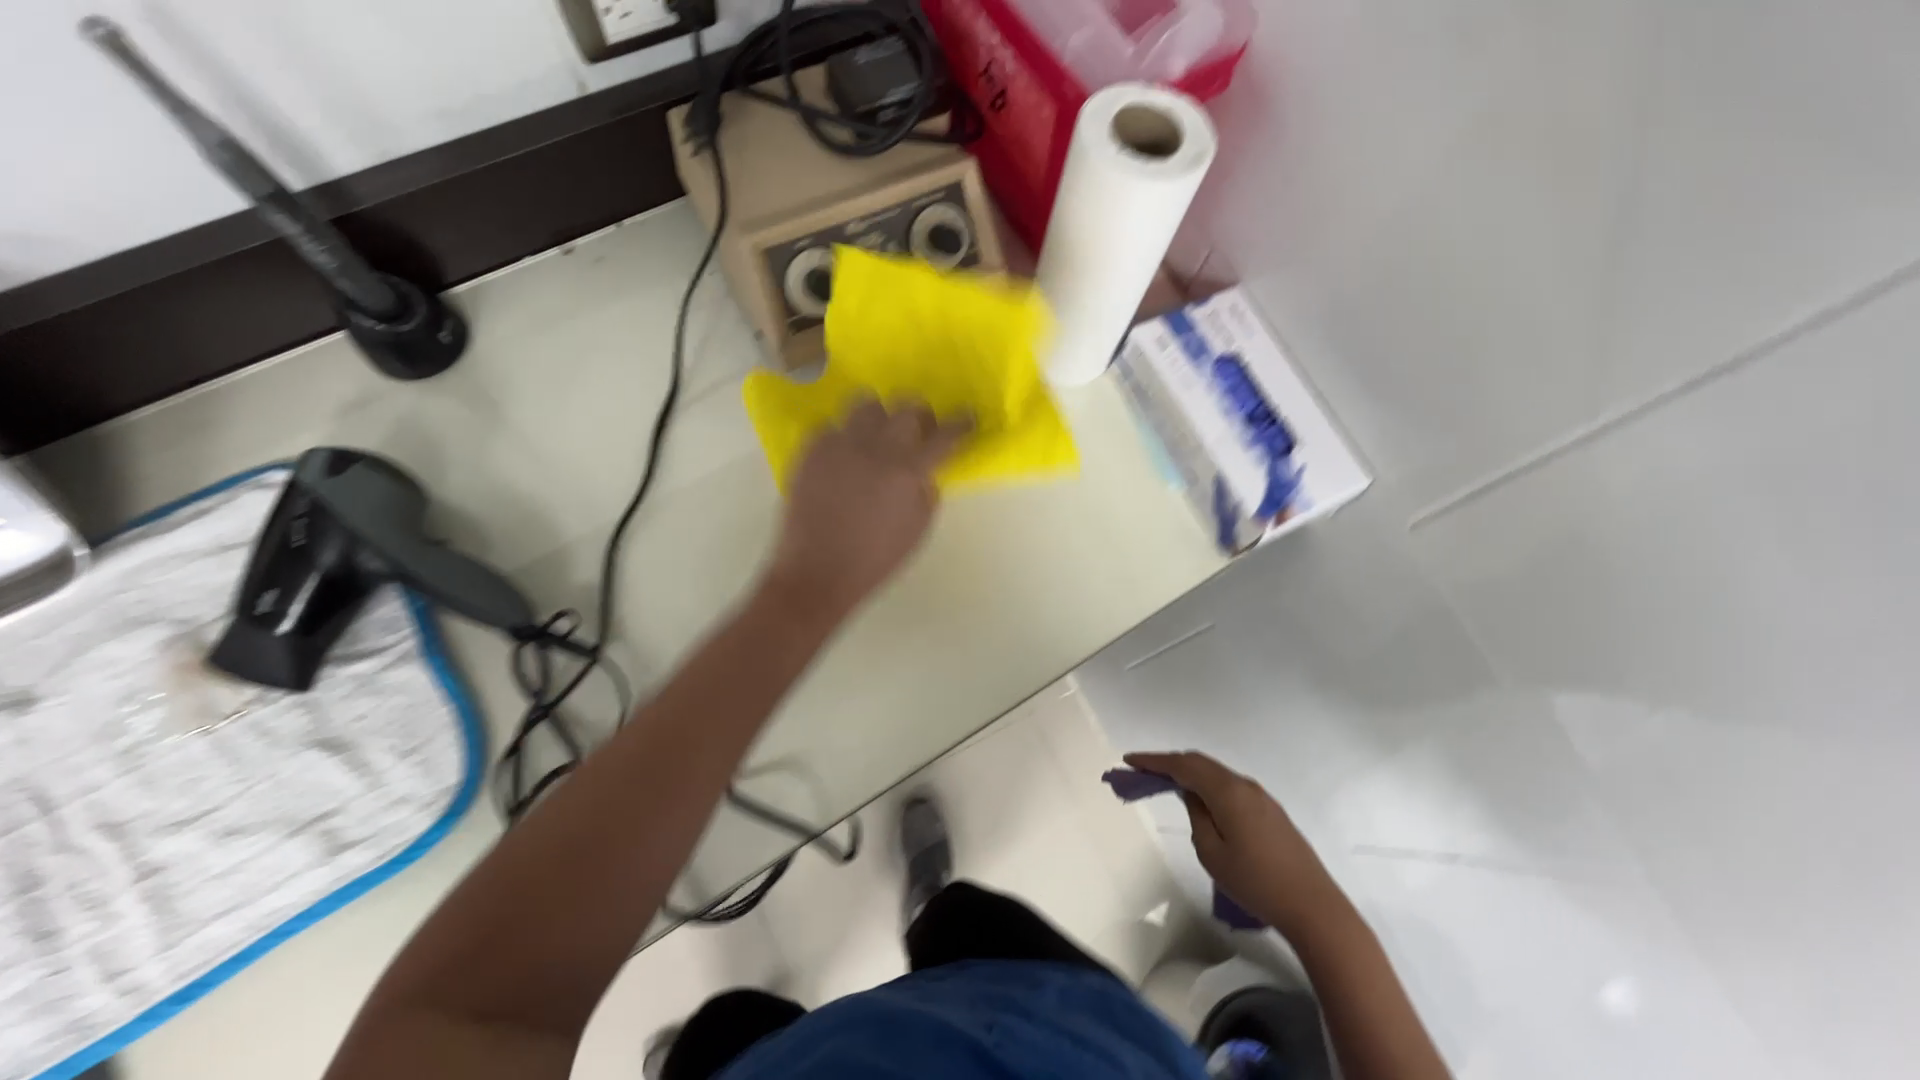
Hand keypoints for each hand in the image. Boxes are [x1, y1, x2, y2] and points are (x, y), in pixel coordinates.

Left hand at [766, 398, 969, 617]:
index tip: (967, 419)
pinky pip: (833, 427)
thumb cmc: (874, 560)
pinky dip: (844, 438)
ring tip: (875, 439)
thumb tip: (924, 469)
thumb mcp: (918, 529)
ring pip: (866, 404)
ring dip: (879, 417)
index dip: (961, 423)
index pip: (945, 435)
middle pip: (906, 407)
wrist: (817, 573)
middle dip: (920, 416)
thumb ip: (926, 491)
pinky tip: (843, 461)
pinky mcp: (811, 449)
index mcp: (907, 470)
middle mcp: (875, 447)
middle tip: (919, 432)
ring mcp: (839, 444)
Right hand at [1125, 751, 1350, 935]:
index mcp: (1228, 792)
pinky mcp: (1271, 812)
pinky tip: (1200, 801)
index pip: (1184, 766)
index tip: (1129, 760)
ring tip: (1165, 784)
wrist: (1312, 906)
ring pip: (1217, 775)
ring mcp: (1262, 798)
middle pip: (1201, 764)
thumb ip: (1197, 816)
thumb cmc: (1256, 882)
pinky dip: (1208, 786)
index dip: (1155, 761)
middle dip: (1170, 765)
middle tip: (1142, 772)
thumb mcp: (1212, 853)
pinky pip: (1231, 788)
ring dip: (1190, 775)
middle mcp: (1245, 786)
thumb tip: (1192, 795)